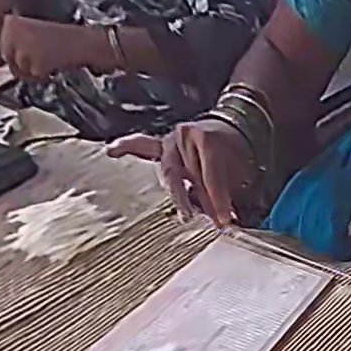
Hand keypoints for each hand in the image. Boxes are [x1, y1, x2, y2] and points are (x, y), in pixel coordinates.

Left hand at [0, 16, 101, 79]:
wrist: (84, 42)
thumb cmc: (63, 40)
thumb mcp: (31, 34)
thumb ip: (15, 43)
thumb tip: (1, 62)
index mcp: (10, 22)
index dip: (12, 56)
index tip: (24, 60)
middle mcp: (13, 31)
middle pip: (7, 58)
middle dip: (21, 67)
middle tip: (37, 68)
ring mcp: (24, 46)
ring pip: (20, 69)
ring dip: (33, 73)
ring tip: (47, 66)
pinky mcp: (36, 60)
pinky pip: (34, 75)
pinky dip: (44, 75)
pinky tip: (53, 67)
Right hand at [106, 118, 258, 225]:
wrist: (229, 129)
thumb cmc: (235, 154)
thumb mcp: (240, 173)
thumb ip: (229, 193)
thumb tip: (225, 220)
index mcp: (208, 140)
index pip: (211, 174)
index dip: (220, 199)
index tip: (226, 220)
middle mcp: (185, 137)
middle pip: (188, 173)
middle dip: (200, 201)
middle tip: (209, 222)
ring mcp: (170, 140)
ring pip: (169, 170)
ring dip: (179, 195)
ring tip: (186, 214)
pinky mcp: (161, 145)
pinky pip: (141, 146)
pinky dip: (126, 148)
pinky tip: (111, 152)